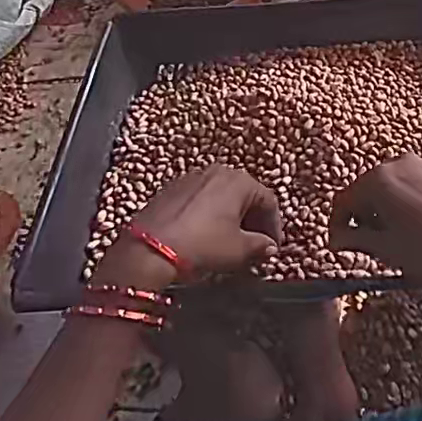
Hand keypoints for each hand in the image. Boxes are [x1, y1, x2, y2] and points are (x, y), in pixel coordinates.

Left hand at [101, 165, 281, 288]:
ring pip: (221, 196)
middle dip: (253, 221)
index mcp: (239, 181)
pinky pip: (200, 200)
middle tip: (256, 245)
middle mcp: (217, 171)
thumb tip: (269, 247)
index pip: (268, 201)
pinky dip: (209, 215)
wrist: (147, 249)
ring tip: (231, 242)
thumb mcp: (239, 250)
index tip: (273, 247)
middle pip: (245, 195)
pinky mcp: (171, 189)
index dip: (274, 226)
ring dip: (231, 217)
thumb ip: (260, 246)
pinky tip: (206, 235)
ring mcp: (191, 177)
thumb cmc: (201, 245)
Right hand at [329, 154, 421, 301]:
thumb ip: (355, 239)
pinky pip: (415, 184)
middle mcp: (401, 164)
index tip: (339, 240)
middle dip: (364, 214)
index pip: (345, 198)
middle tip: (368, 242)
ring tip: (396, 237)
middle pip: (368, 188)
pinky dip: (409, 201)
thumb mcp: (386, 250)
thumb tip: (339, 237)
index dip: (338, 223)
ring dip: (387, 207)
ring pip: (393, 185)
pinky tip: (419, 227)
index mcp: (380, 180)